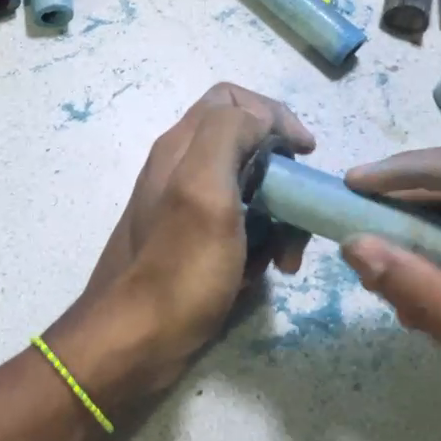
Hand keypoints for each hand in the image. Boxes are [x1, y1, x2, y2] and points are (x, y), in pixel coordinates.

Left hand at [54, 84, 314, 401]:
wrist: (134, 340)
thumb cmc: (177, 266)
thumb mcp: (204, 189)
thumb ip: (229, 134)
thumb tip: (264, 118)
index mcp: (181, 146)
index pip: (232, 99)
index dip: (275, 115)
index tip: (306, 153)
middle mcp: (181, 168)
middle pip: (248, 146)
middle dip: (284, 178)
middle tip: (301, 215)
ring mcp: (186, 208)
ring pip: (250, 192)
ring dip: (279, 220)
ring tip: (286, 261)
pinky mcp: (195, 245)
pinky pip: (242, 230)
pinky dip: (260, 246)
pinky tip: (263, 275)